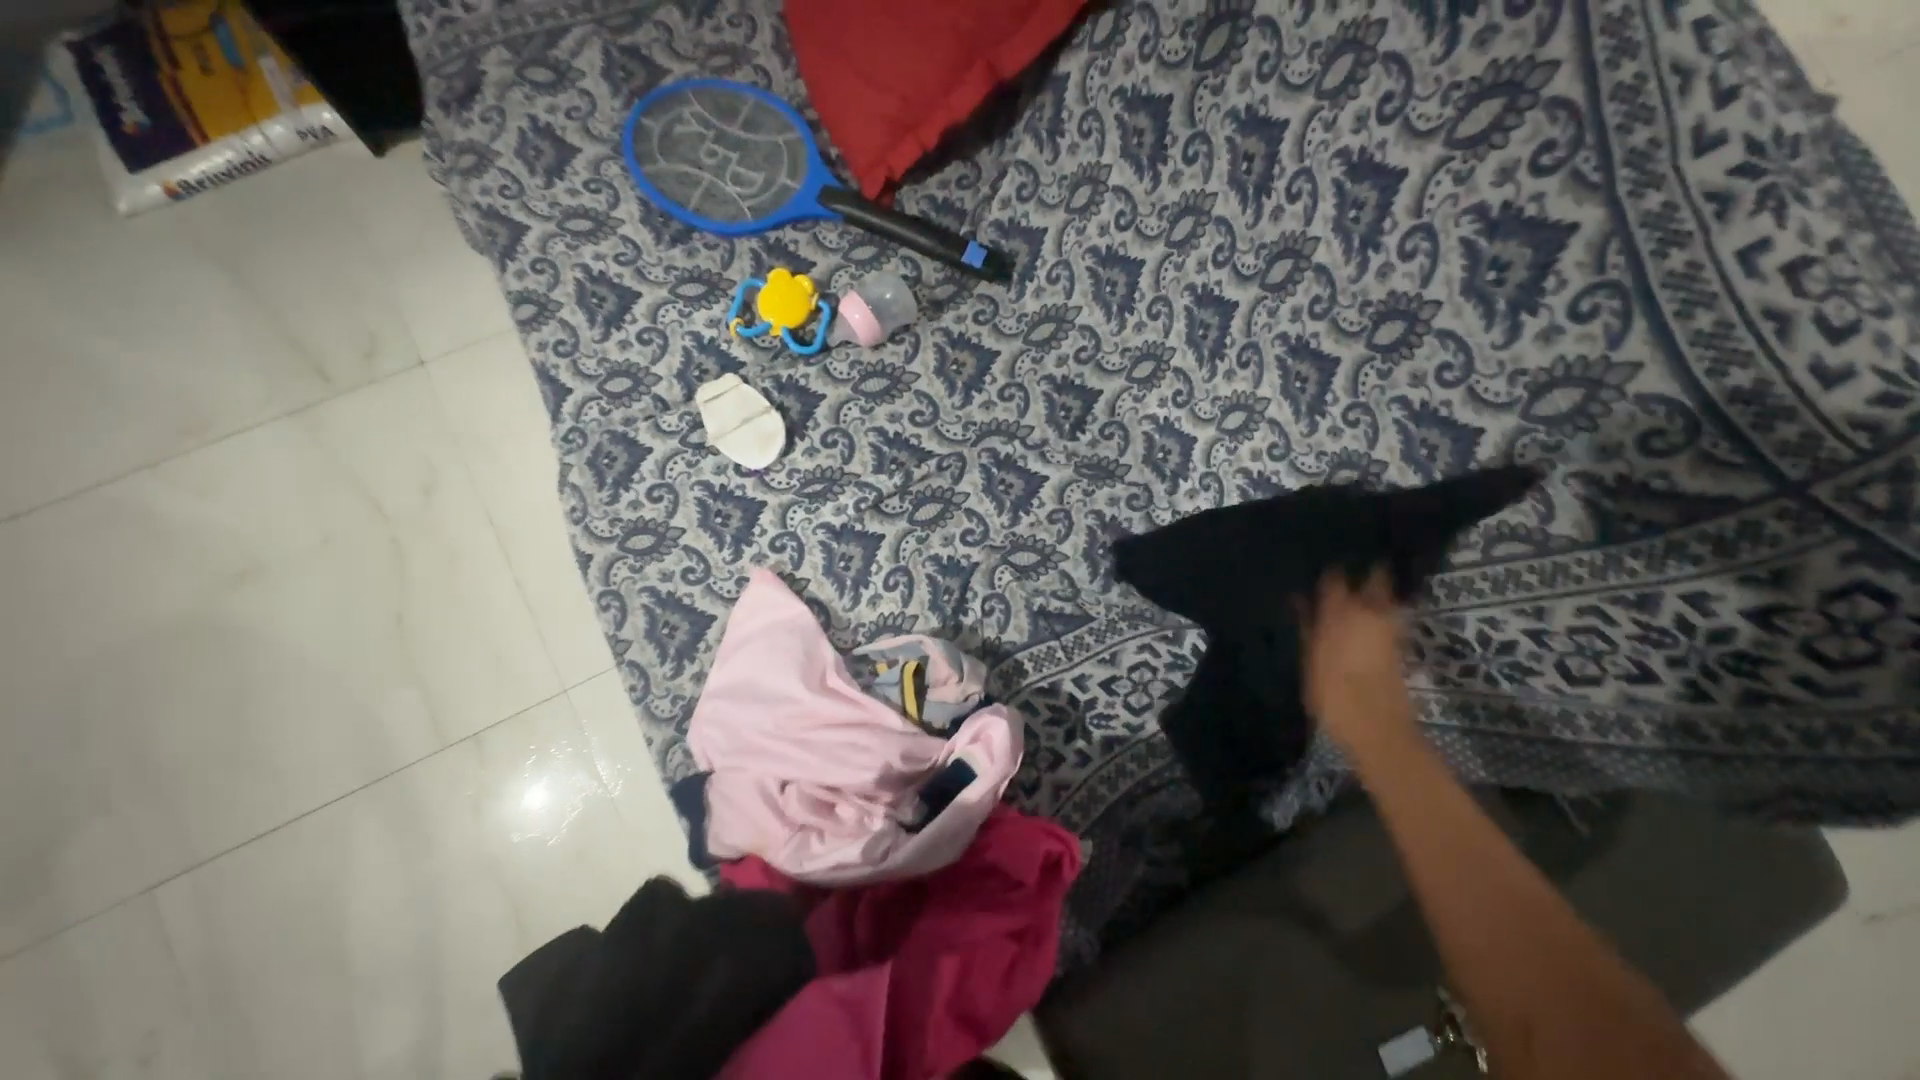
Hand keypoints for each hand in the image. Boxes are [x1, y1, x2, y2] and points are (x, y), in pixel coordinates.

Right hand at [1298, 568, 1414, 751]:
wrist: (1376, 727)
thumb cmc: (1332, 695)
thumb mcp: (1309, 662)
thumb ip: (1306, 627)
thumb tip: (1299, 599)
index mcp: (1339, 613)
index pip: (1335, 578)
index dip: (1332, 570)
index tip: (1324, 564)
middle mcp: (1368, 612)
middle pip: (1375, 577)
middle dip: (1367, 571)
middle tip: (1352, 571)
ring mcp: (1389, 627)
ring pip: (1387, 596)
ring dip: (1379, 590)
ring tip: (1361, 594)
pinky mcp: (1402, 644)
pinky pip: (1392, 616)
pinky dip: (1384, 613)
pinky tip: (1369, 621)